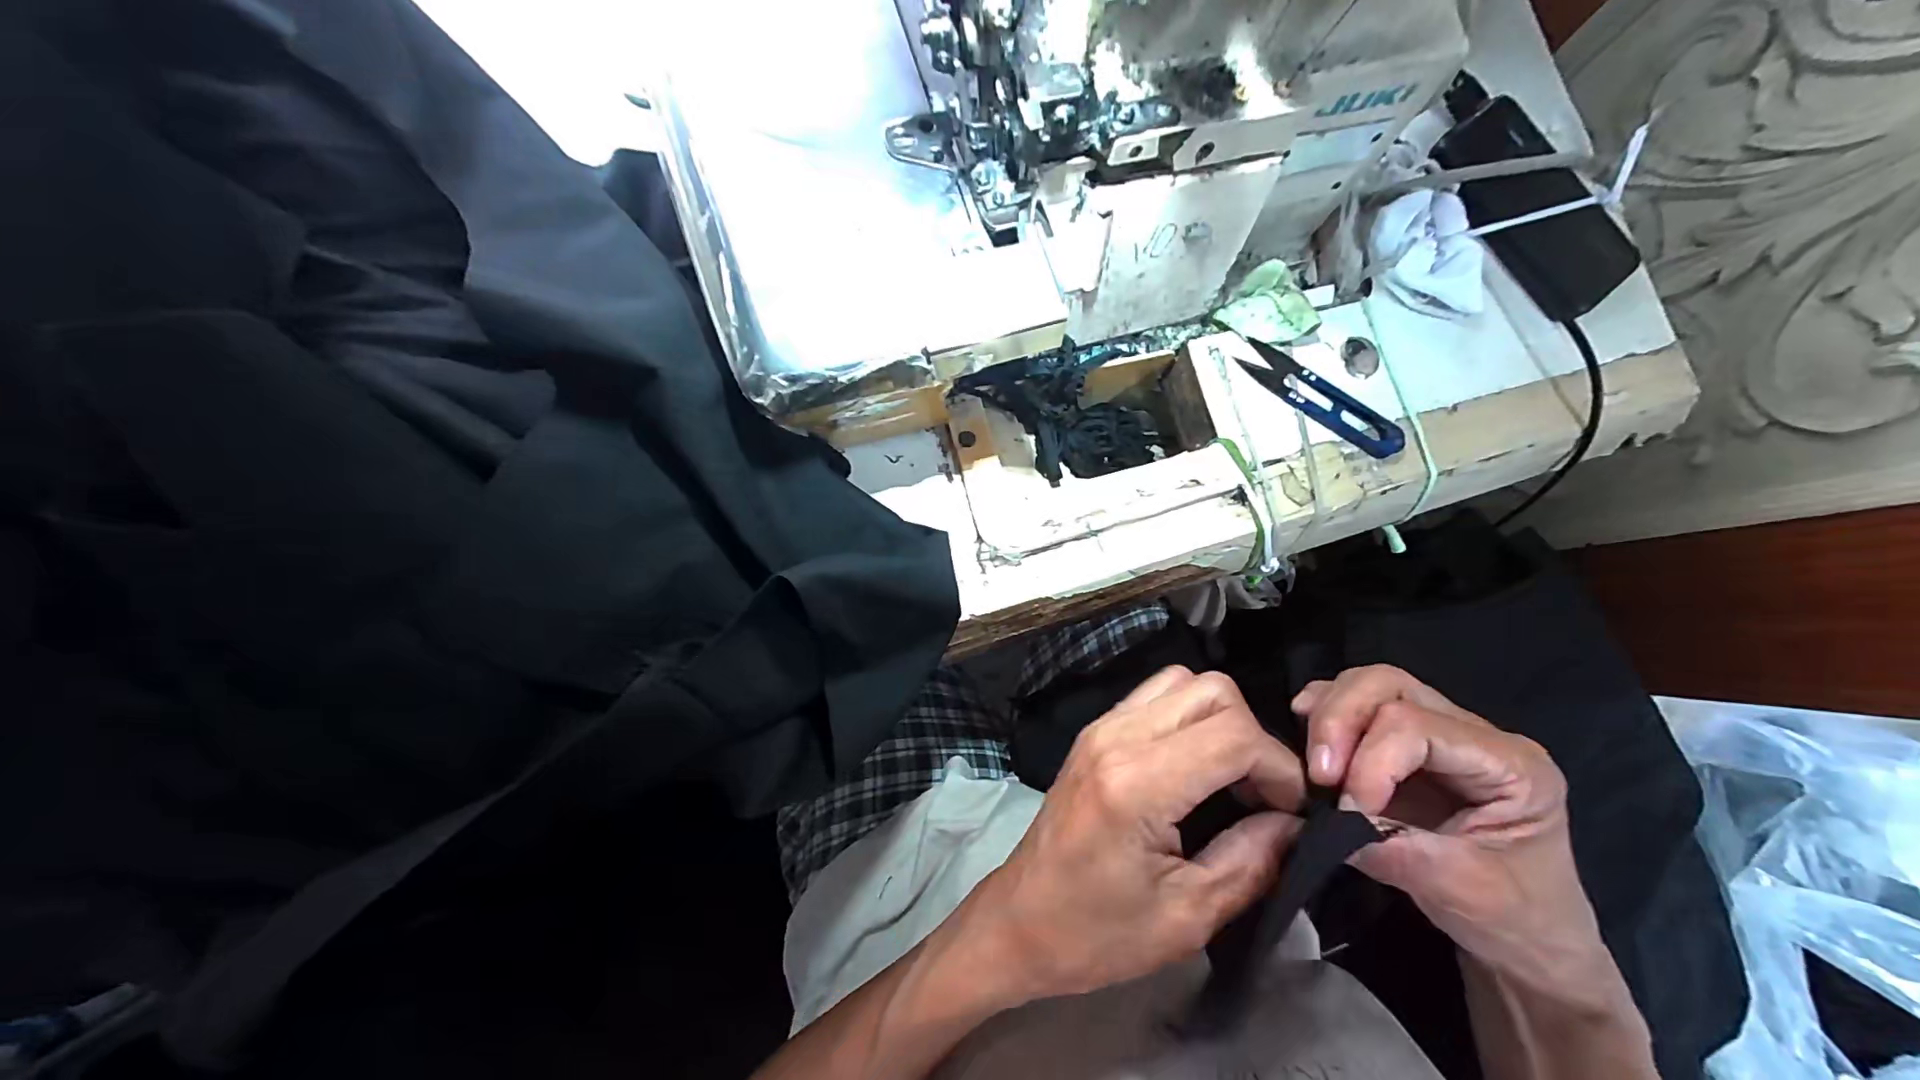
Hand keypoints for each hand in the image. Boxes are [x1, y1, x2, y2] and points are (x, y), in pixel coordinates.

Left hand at [968, 666, 1306, 1002]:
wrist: (1019, 921)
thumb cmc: (1096, 933)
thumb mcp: (1188, 916)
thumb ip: (1252, 861)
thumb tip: (1295, 823)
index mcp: (1135, 782)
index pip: (1234, 734)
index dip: (1280, 769)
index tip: (1291, 815)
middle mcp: (1115, 737)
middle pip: (1213, 690)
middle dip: (1254, 738)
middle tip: (1263, 796)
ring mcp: (1100, 727)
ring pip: (1183, 681)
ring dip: (1221, 721)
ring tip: (1232, 780)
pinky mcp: (1094, 732)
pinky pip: (1156, 695)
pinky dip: (1189, 717)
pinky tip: (1196, 767)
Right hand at [1293, 665, 1613, 999]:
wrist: (1528, 944)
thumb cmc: (1514, 919)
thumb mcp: (1463, 892)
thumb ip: (1397, 851)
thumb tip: (1329, 824)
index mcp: (1510, 763)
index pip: (1415, 727)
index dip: (1369, 763)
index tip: (1348, 814)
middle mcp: (1474, 733)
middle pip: (1387, 685)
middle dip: (1339, 721)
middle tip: (1319, 774)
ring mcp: (1437, 732)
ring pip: (1367, 687)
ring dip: (1328, 718)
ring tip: (1315, 767)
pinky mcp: (1403, 745)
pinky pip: (1355, 706)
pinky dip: (1323, 715)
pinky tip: (1311, 745)